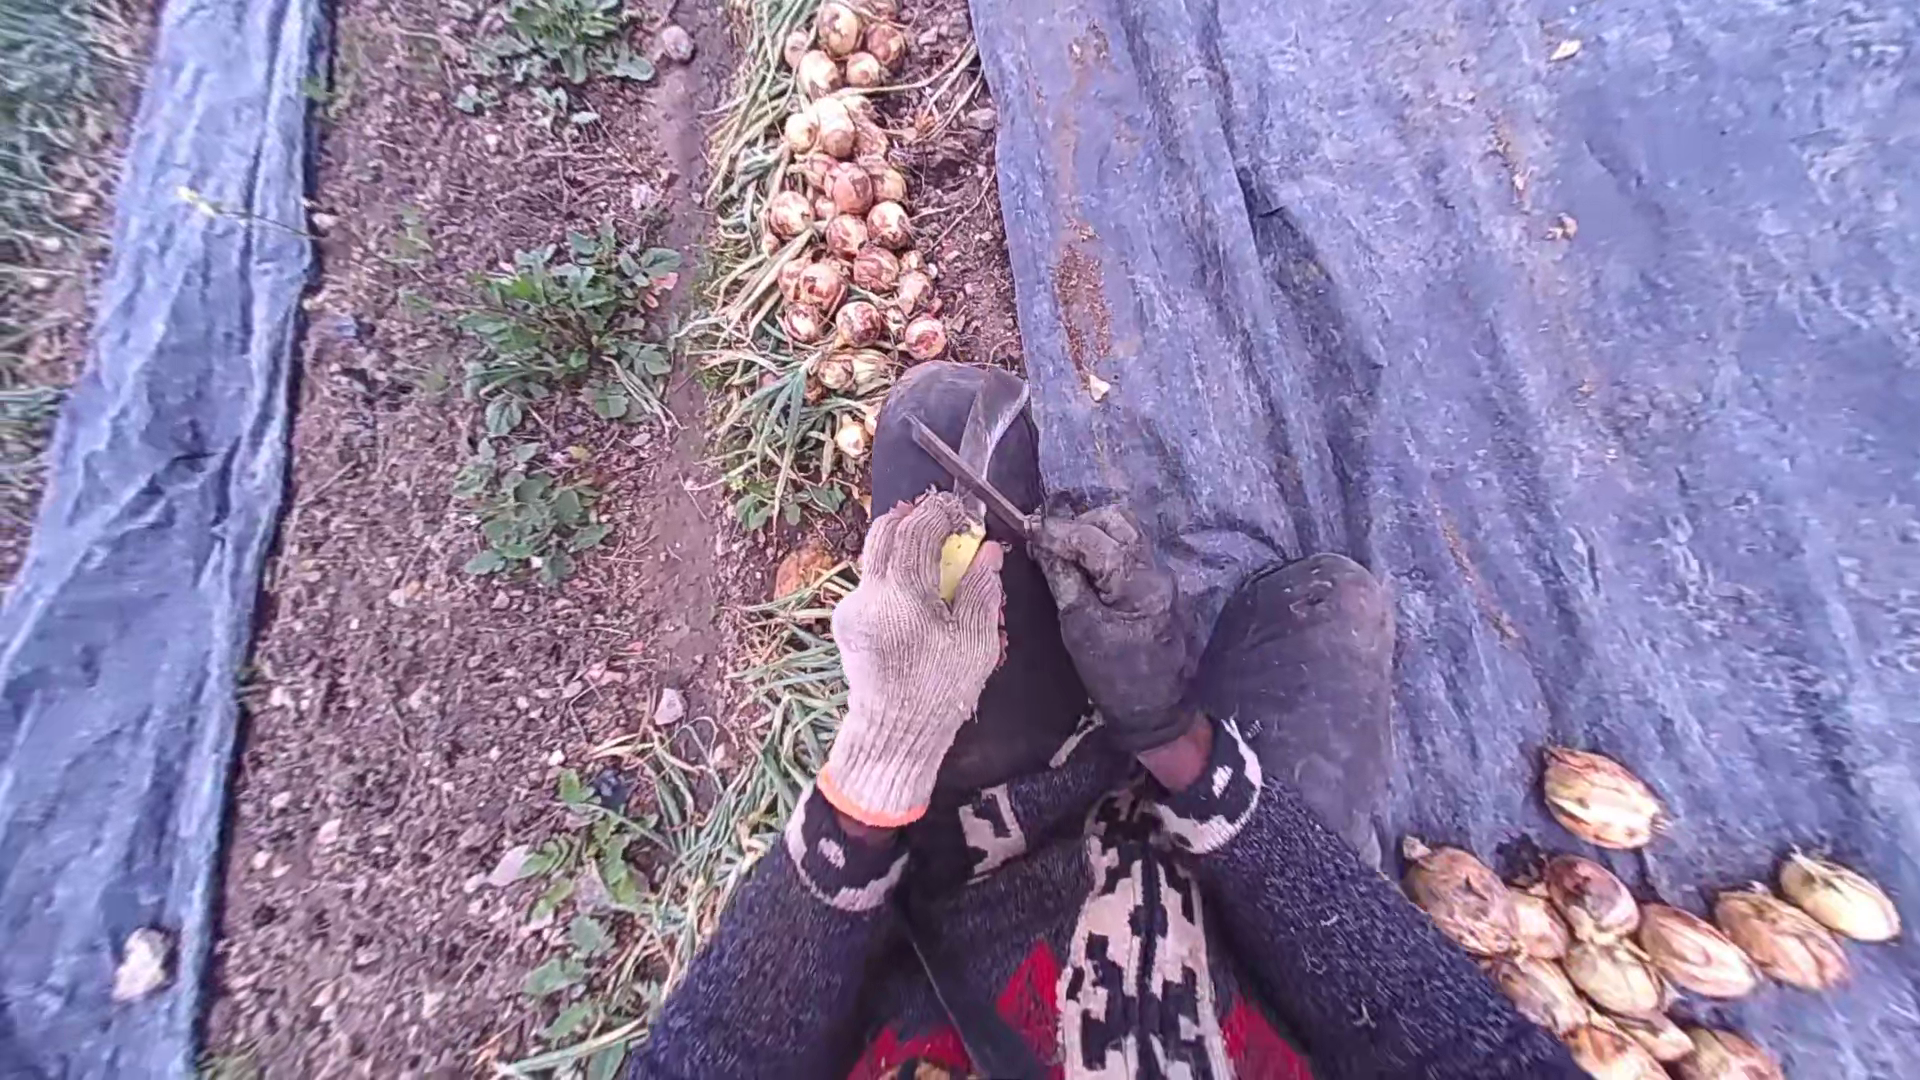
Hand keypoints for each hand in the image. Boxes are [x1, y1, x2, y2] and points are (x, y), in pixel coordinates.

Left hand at [820, 491, 1005, 827]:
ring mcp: (851, 607)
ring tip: (935, 555)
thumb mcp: (975, 643)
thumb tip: (987, 551)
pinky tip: (917, 588)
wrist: (893, 733)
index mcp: (901, 598)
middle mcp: (868, 595)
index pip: (916, 531)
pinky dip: (895, 570)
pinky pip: (872, 579)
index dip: (942, 513)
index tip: (964, 516)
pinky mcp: (846, 620)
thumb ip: (981, 590)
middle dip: (915, 517)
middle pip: (885, 532)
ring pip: (875, 554)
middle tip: (945, 522)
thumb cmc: (941, 691)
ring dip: (904, 543)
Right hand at [1031, 505, 1192, 752]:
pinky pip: (1126, 549)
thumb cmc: (1114, 676)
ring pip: (1123, 530)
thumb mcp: (1079, 628)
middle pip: (1116, 520)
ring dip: (1089, 532)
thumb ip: (1062, 580)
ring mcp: (1159, 574)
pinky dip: (1100, 546)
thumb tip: (1043, 546)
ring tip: (1061, 549)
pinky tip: (1080, 562)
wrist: (1155, 709)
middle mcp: (1155, 569)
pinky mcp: (1155, 583)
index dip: (1056, 531)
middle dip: (1076, 524)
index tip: (1027, 528)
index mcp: (1136, 583)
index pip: (1092, 539)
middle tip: (1047, 540)